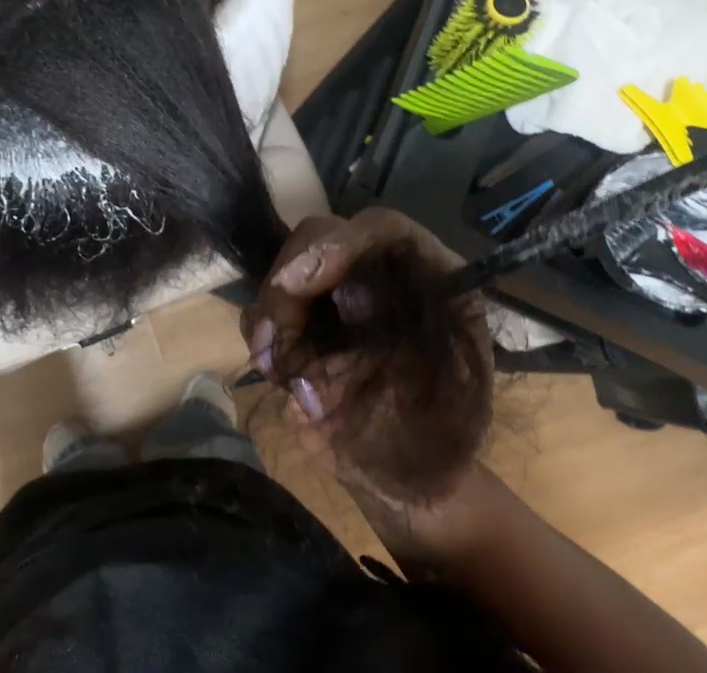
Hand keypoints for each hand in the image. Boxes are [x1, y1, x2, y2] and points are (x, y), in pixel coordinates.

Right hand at [244, 209, 497, 557]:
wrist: (412, 476)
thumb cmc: (442, 438)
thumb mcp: (446, 398)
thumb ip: (403, 357)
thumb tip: (337, 325)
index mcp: (426, 275)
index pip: (380, 231)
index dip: (336, 245)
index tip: (300, 282)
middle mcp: (374, 270)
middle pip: (314, 240)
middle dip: (287, 289)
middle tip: (273, 346)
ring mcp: (330, 294)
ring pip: (280, 276)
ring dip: (270, 321)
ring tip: (280, 374)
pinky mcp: (295, 323)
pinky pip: (261, 314)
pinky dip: (262, 342)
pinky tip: (280, 376)